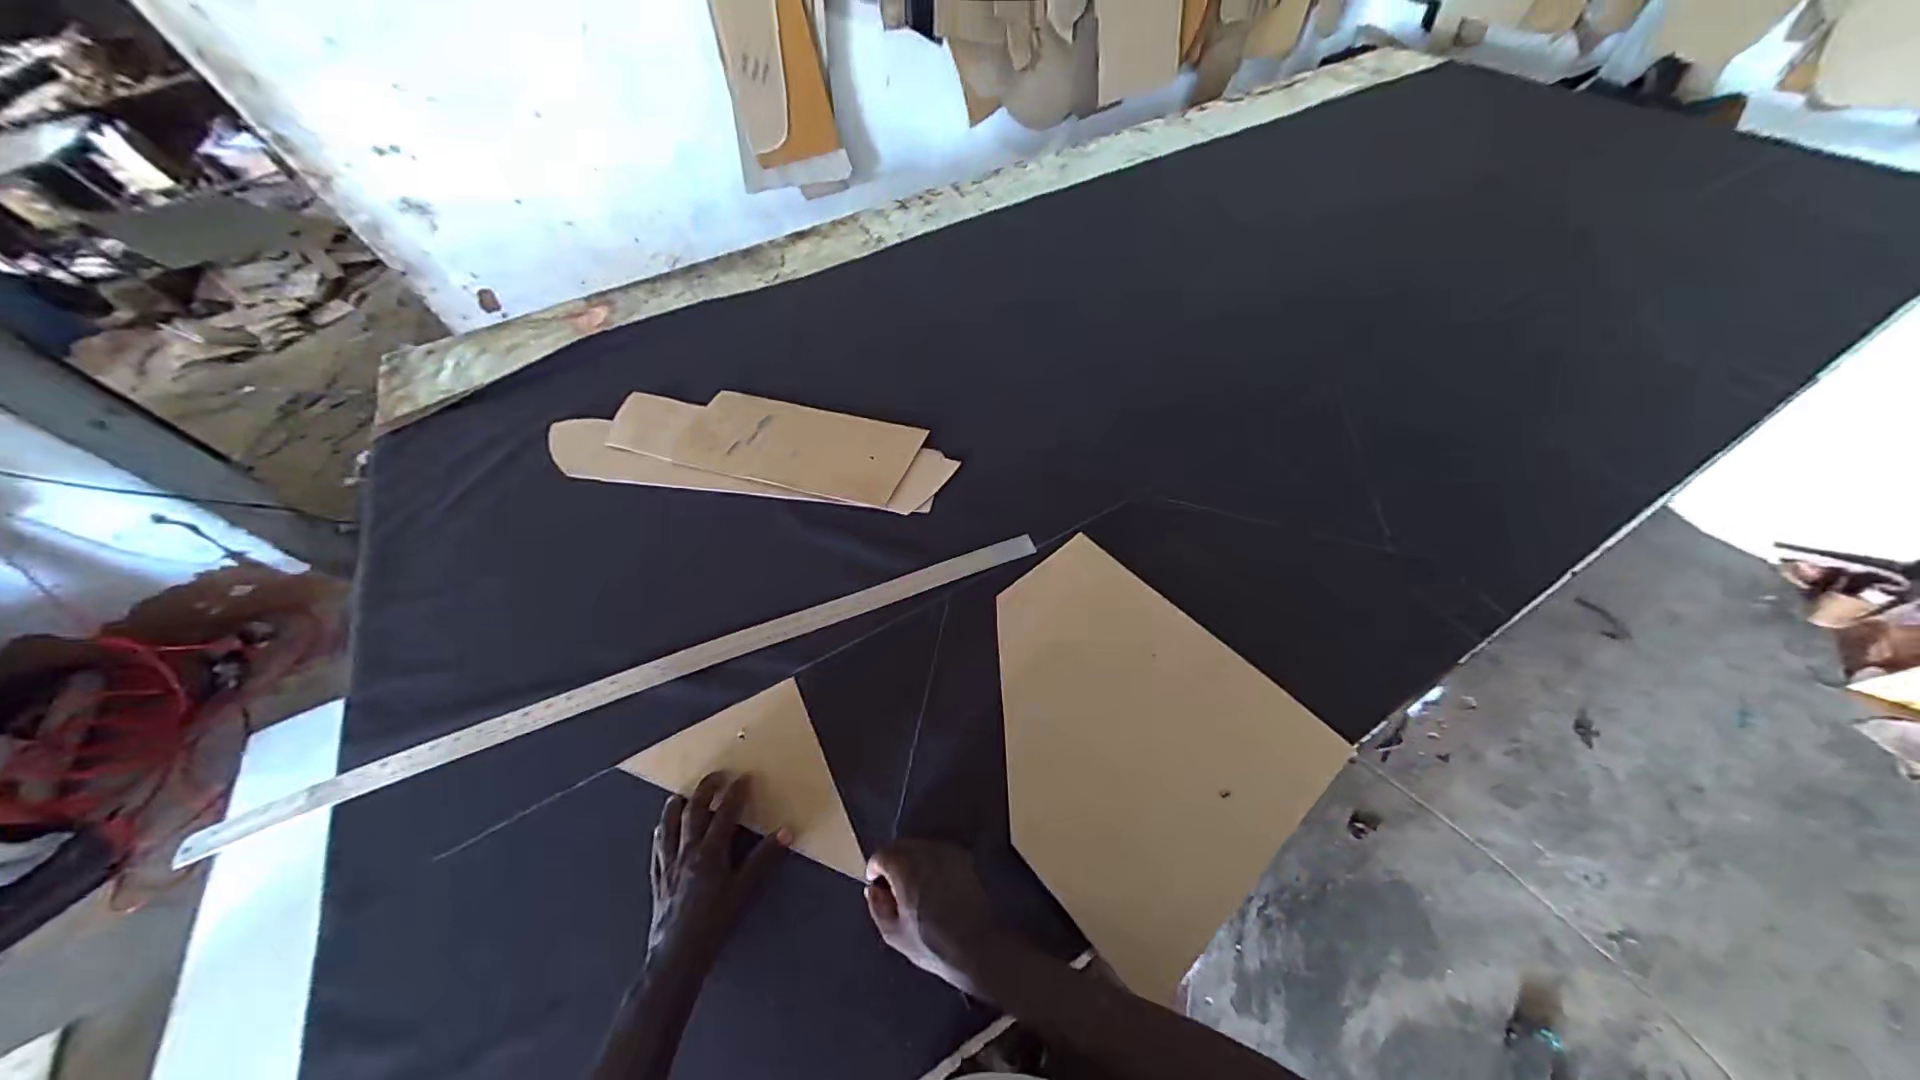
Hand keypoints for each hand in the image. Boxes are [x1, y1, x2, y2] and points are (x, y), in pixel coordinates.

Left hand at [647, 771, 788, 974]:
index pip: (725, 813)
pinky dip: (661, 832)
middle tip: (716, 777)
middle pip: (694, 811)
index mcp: (710, 852)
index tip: (744, 778)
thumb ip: (764, 860)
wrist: (677, 955)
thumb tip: (785, 832)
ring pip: (670, 825)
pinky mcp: (658, 877)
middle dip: (706, 790)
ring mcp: (669, 864)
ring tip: (682, 794)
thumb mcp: (745, 891)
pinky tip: (661, 828)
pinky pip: (657, 847)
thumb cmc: (714, 923)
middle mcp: (687, 851)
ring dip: (677, 806)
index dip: (736, 793)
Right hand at [865, 840, 1021, 999]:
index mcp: (906, 868)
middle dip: (892, 862)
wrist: (978, 946)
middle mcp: (926, 852)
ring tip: (914, 887)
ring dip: (912, 861)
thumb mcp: (894, 934)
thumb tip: (874, 890)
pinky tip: (934, 885)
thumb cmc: (933, 945)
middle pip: (900, 846)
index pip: (882, 855)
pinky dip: (931, 862)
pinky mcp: (964, 857)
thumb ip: (877, 906)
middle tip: (893, 888)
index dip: (874, 870)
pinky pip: (938, 852)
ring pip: (920, 846)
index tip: (876, 884)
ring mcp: (947, 852)